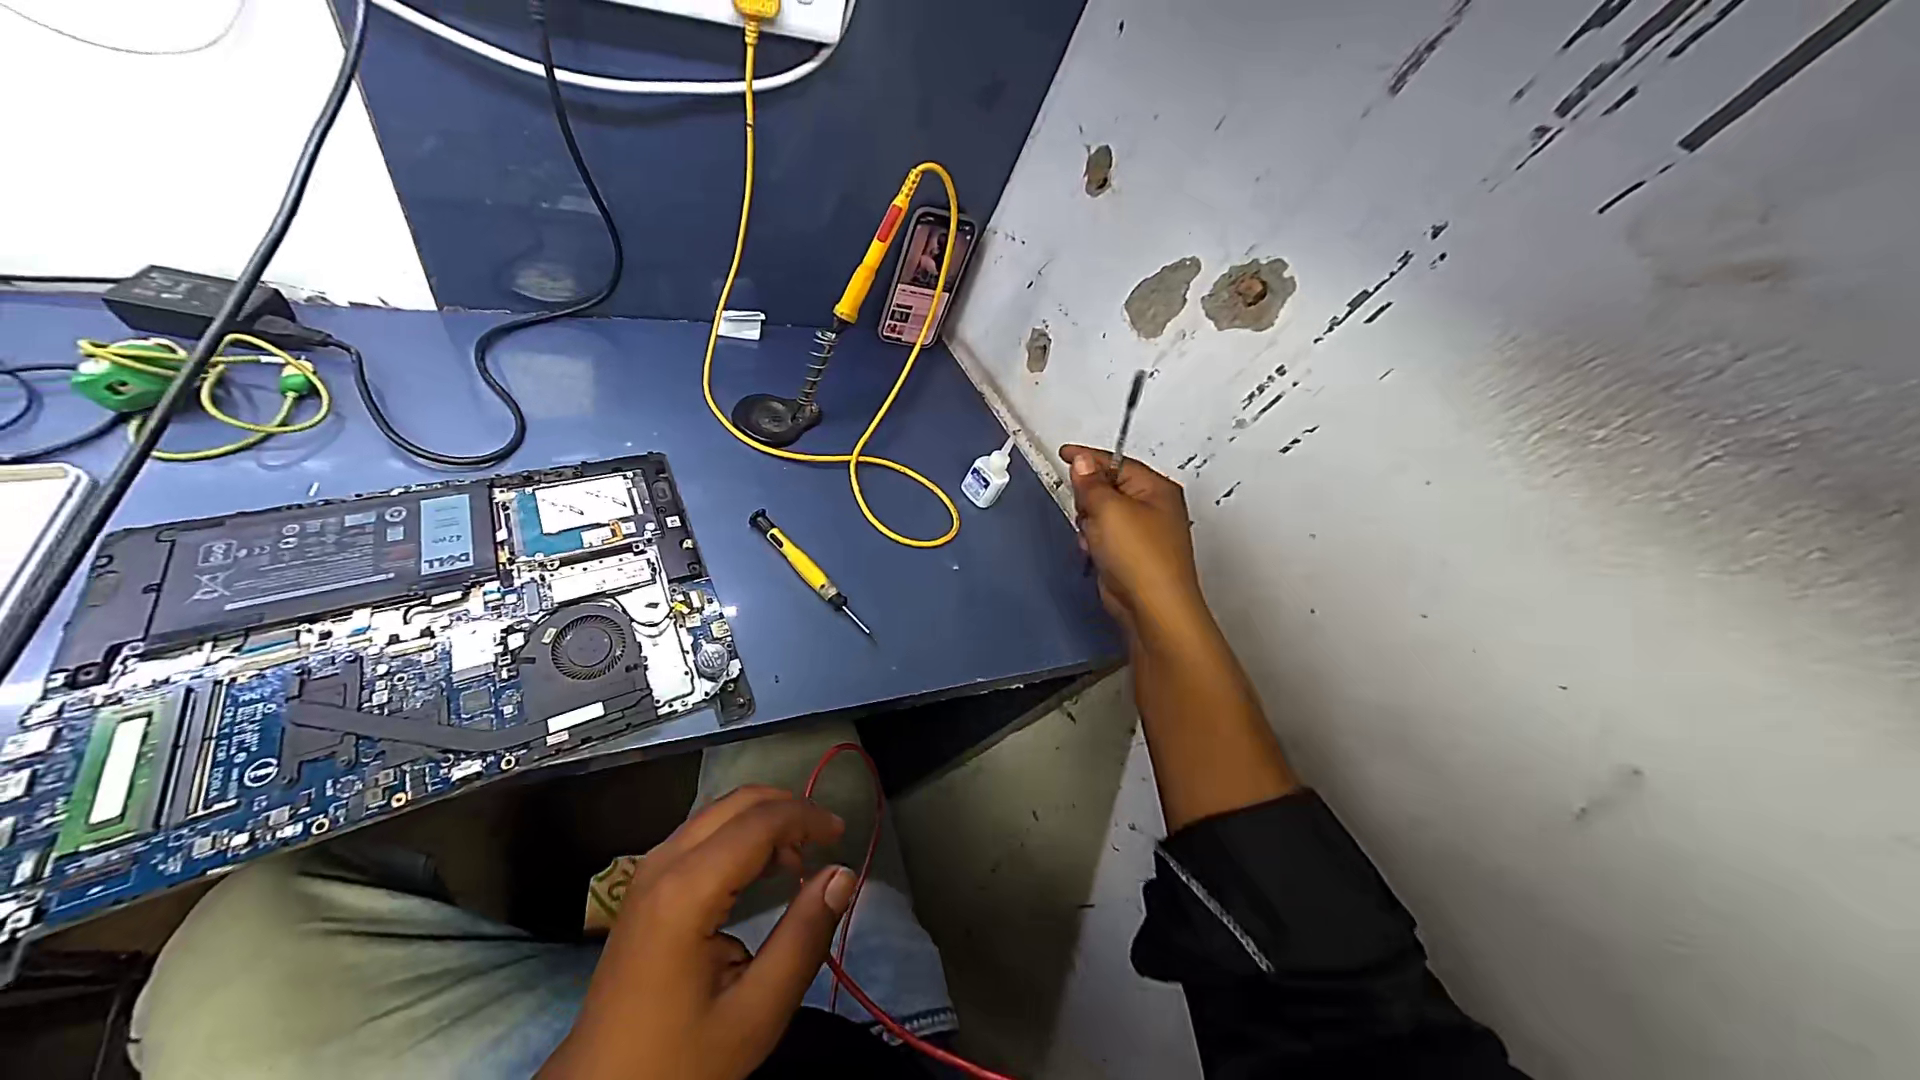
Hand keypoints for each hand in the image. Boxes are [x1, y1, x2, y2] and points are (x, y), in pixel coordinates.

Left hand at [540, 786, 857, 1079]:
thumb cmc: (682, 1056)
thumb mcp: (757, 1011)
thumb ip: (805, 936)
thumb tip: (841, 874)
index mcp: (687, 891)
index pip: (759, 821)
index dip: (808, 817)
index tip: (842, 834)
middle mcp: (663, 864)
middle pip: (737, 802)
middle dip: (789, 807)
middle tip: (826, 838)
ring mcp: (648, 871)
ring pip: (718, 811)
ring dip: (765, 818)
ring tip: (801, 855)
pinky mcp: (646, 884)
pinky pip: (702, 832)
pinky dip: (742, 832)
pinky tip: (763, 866)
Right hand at [1059, 444, 1205, 637]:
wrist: (1150, 607)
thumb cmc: (1142, 558)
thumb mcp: (1108, 508)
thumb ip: (1090, 482)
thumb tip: (1081, 462)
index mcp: (1156, 488)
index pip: (1116, 462)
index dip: (1089, 458)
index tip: (1066, 453)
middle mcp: (1153, 508)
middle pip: (1108, 487)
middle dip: (1090, 498)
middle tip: (1089, 510)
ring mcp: (1142, 533)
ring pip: (1101, 514)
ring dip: (1090, 523)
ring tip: (1096, 538)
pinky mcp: (1129, 555)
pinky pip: (1102, 537)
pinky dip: (1094, 542)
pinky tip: (1096, 553)